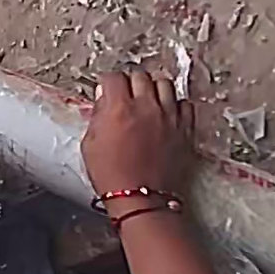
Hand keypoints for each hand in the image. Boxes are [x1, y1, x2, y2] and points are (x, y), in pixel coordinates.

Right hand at [82, 71, 214, 273]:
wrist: (141, 198)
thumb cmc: (111, 174)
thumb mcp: (90, 144)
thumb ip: (98, 117)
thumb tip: (103, 101)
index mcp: (119, 108)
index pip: (113, 78)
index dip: (106, 82)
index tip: (105, 89)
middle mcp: (146, 106)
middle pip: (140, 75)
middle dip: (129, 81)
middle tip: (124, 92)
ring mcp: (169, 116)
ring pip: (164, 83)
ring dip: (152, 86)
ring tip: (146, 97)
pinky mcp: (185, 128)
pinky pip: (184, 103)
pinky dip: (173, 103)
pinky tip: (164, 112)